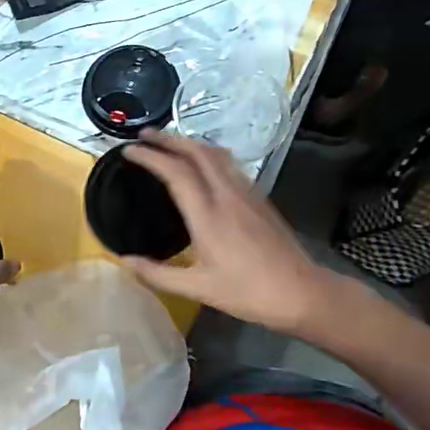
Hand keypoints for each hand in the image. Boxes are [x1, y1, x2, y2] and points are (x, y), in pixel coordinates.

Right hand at [117, 131, 346, 335]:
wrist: (303, 294)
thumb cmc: (247, 292)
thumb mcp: (197, 288)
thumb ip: (157, 274)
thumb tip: (125, 261)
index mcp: (208, 215)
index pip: (176, 172)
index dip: (150, 157)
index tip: (128, 151)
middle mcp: (227, 196)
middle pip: (197, 153)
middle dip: (169, 139)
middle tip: (144, 135)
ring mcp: (247, 195)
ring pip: (217, 154)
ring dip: (190, 143)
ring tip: (169, 143)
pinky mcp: (260, 199)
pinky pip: (230, 165)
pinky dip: (208, 155)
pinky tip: (202, 164)